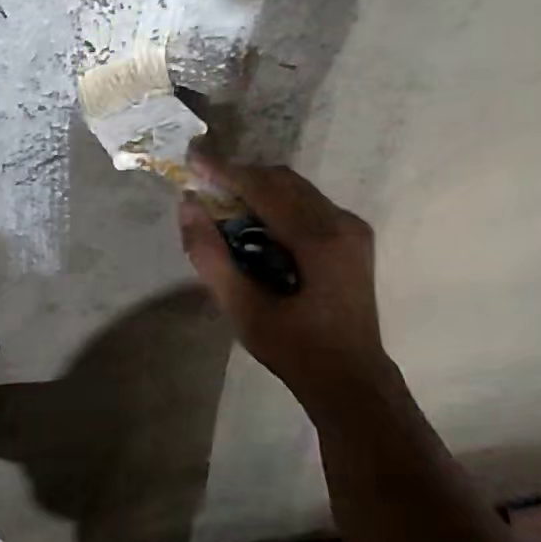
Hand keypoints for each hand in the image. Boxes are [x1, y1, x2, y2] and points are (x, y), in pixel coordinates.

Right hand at [178, 154, 382, 400]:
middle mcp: (341, 222)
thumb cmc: (295, 350)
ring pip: (296, 188)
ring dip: (257, 189)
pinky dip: (275, 203)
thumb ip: (210, 257)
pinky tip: (253, 223)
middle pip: (282, 180)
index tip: (192, 159)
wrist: (352, 381)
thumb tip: (188, 207)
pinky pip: (307, 203)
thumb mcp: (243, 310)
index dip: (225, 171)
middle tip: (202, 185)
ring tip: (222, 203)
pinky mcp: (352, 237)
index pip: (264, 188)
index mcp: (319, 239)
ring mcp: (351, 228)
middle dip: (239, 177)